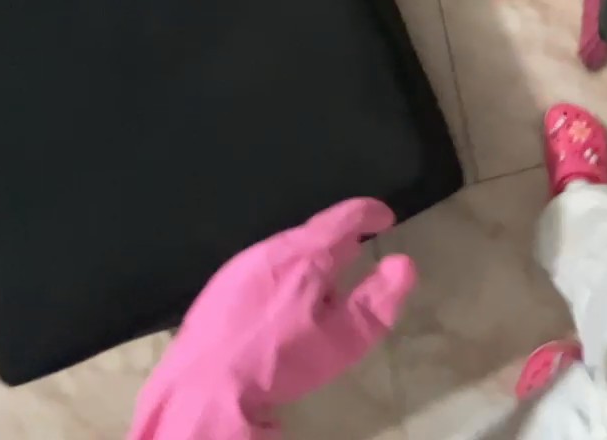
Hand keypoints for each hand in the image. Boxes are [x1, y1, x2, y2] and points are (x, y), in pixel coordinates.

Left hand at [129, 198, 416, 439]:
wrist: (201, 393)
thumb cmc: (281, 362)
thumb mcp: (343, 341)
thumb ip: (379, 301)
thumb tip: (405, 263)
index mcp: (307, 253)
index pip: (346, 216)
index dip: (371, 212)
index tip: (386, 218)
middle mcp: (273, 247)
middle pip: (316, 230)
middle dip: (340, 240)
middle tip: (356, 256)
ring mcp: (241, 265)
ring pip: (287, 249)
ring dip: (309, 258)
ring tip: (321, 285)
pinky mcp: (219, 286)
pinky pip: (262, 266)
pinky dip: (282, 274)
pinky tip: (281, 306)